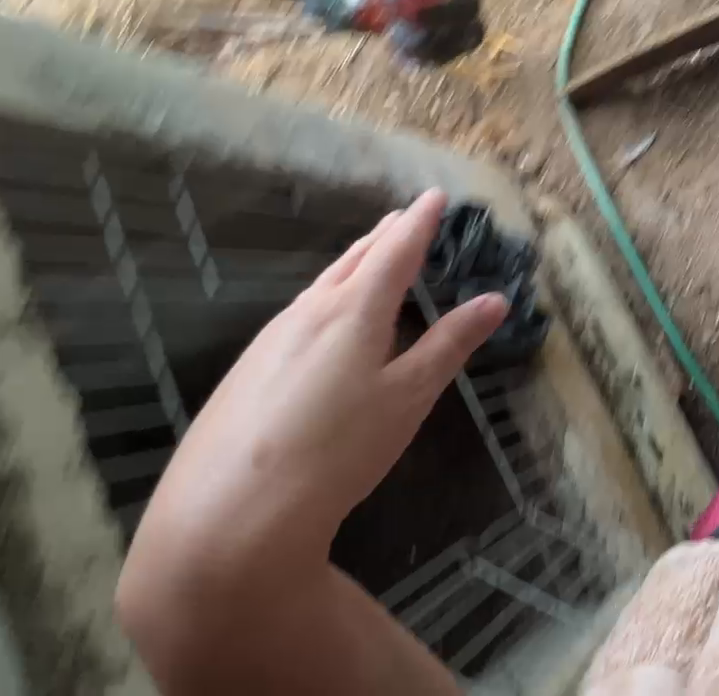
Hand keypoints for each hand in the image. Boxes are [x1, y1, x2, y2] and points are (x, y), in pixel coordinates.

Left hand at [123, 188, 508, 593]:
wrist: (223, 522)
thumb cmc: (335, 452)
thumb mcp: (409, 397)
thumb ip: (450, 344)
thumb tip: (496, 299)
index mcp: (352, 310)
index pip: (395, 251)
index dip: (420, 222)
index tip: (436, 196)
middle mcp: (306, 314)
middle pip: (352, 261)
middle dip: (384, 236)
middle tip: (405, 216)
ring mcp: (268, 343)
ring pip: (321, 286)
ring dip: (353, 264)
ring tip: (372, 255)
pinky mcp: (246, 374)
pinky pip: (299, 314)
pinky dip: (327, 296)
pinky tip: (326, 320)